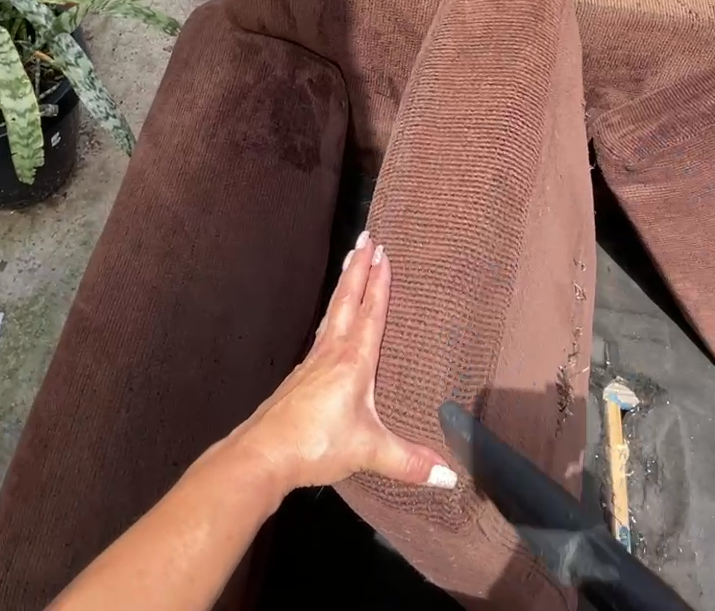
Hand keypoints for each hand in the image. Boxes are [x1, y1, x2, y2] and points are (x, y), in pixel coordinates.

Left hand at [222, 231, 456, 493]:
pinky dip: (333, 310)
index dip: (379, 282)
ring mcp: (314, 361)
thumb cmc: (317, 444)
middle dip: (359, 267)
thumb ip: (409, 461)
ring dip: (344, 283)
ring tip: (351, 261)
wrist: (263, 453)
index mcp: (353, 360)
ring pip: (332, 310)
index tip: (383, 251)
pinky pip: (323, 329)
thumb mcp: (369, 451)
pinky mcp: (302, 374)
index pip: (370, 312)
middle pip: (347, 299)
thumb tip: (451, 477)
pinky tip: (332, 316)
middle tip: (366, 236)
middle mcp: (332, 351)